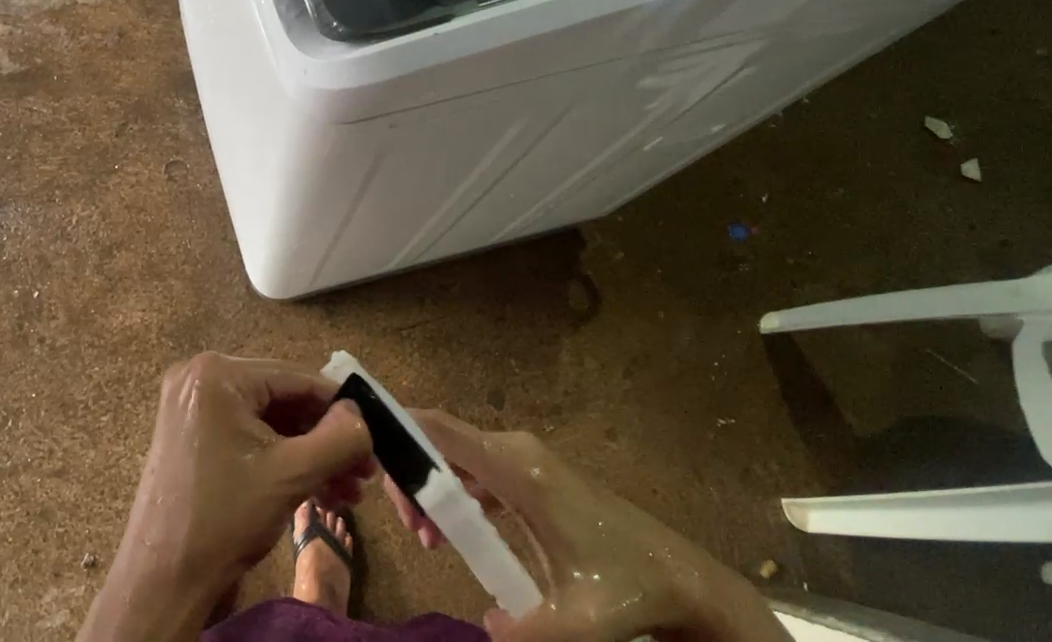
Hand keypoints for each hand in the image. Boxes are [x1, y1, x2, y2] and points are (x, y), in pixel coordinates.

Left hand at [78, 354, 373, 641]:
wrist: (163, 577)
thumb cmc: (224, 517)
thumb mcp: (291, 475)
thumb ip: (338, 439)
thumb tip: (362, 416)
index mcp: (217, 373)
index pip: (297, 378)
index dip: (341, 408)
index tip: (376, 437)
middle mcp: (201, 378)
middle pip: (284, 399)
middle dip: (327, 439)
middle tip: (365, 473)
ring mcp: (194, 407)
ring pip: (270, 422)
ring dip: (311, 454)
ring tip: (349, 493)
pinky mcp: (194, 435)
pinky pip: (250, 436)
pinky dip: (283, 460)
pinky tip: (320, 491)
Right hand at [386, 410, 790, 641]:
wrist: (685, 578)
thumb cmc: (632, 586)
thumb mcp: (584, 619)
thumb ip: (530, 630)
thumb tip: (486, 630)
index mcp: (519, 469)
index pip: (443, 431)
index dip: (399, 429)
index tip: (366, 454)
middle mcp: (516, 453)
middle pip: (440, 442)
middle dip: (411, 478)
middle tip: (410, 531)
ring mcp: (525, 463)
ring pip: (455, 458)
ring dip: (431, 492)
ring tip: (428, 541)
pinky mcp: (532, 479)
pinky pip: (475, 473)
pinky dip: (454, 496)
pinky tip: (454, 538)